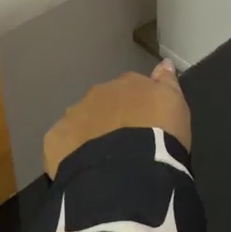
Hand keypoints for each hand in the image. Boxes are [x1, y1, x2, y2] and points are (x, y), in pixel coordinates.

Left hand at [43, 60, 191, 177]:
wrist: (127, 168)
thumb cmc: (159, 134)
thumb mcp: (175, 106)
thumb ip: (167, 82)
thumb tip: (164, 63)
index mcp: (128, 83)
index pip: (132, 86)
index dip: (138, 104)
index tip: (144, 121)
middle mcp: (98, 93)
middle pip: (104, 101)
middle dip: (111, 116)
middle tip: (123, 141)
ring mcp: (73, 115)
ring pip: (82, 120)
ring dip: (90, 131)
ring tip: (102, 158)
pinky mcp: (55, 141)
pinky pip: (62, 143)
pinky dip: (69, 151)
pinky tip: (80, 167)